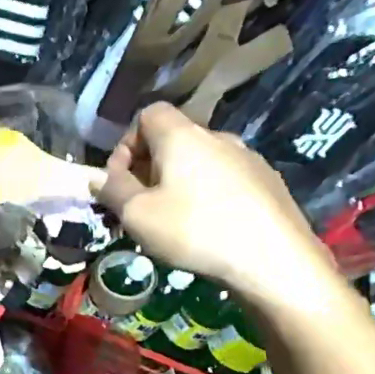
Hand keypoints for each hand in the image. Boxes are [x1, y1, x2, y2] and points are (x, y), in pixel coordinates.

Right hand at [98, 103, 338, 304]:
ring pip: (202, 162)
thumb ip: (113, 191)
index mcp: (182, 135)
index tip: (121, 181)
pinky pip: (227, 180)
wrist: (272, 259)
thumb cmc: (195, 230)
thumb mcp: (138, 215)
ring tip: (177, 222)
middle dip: (151, 168)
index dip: (126, 143)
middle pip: (175, 140)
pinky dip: (210, 196)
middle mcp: (217, 136)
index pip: (147, 114)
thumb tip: (101, 178)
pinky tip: (212, 229)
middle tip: (143, 207)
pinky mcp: (269, 182)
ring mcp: (248, 158)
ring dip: (182, 184)